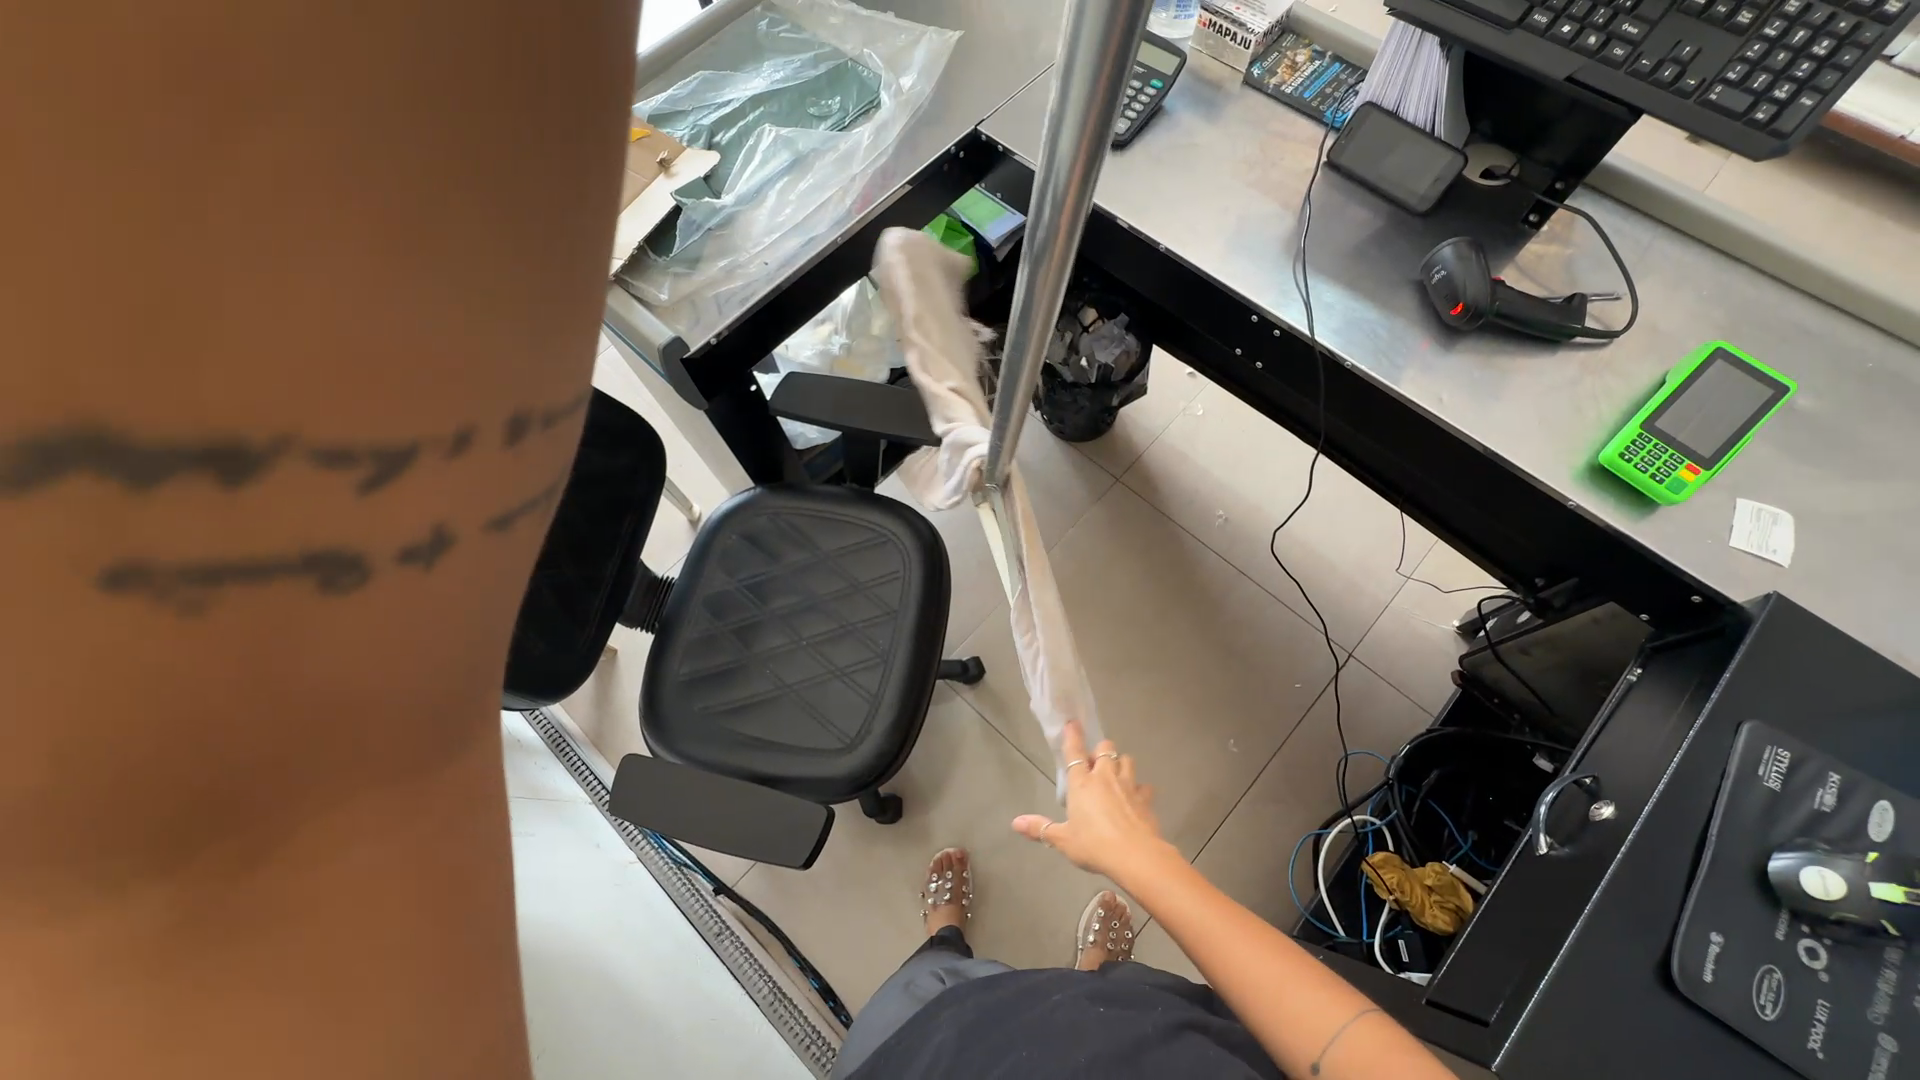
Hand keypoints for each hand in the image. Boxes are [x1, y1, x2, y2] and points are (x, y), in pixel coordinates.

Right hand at [1012, 720, 1175, 885]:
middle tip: (1094, 764)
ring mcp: (1128, 785)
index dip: (1073, 736)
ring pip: (1127, 760)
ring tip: (1115, 776)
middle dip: (1100, 751)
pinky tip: (1136, 798)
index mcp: (1082, 784)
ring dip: (1120, 763)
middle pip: (1105, 749)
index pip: (1074, 752)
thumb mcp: (1063, 840)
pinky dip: (1140, 788)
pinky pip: (1144, 786)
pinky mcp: (1145, 798)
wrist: (1135, 856)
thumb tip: (1016, 823)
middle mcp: (1105, 777)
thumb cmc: (1094, 846)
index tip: (1073, 723)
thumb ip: (1041, 829)